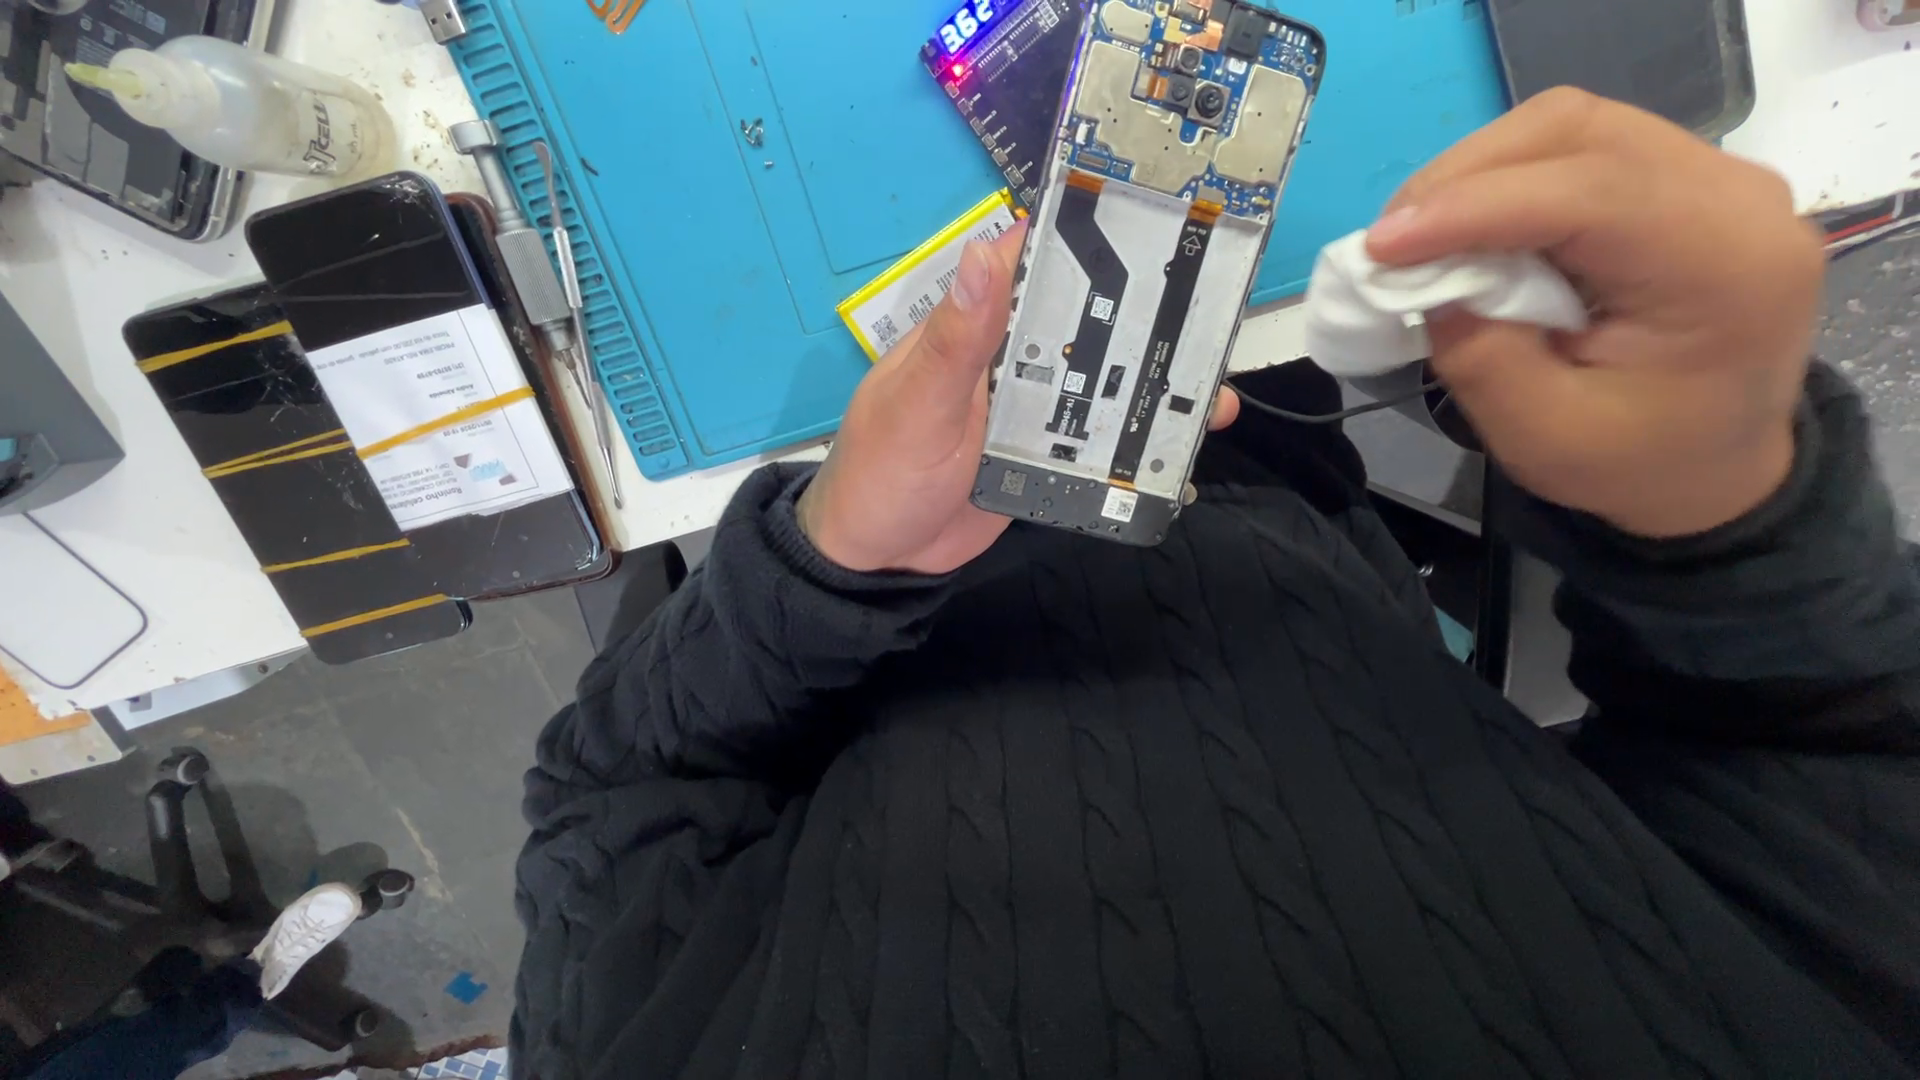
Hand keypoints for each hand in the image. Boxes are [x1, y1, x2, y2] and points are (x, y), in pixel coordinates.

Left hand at [799, 222, 1239, 573]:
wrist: (883, 557)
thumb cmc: (885, 472)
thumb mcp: (919, 404)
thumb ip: (956, 338)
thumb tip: (987, 248)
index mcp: (970, 334)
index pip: (1028, 268)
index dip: (1083, 238)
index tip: (1154, 219)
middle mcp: (1004, 365)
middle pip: (1080, 329)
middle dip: (1142, 321)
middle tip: (1212, 317)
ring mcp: (1025, 414)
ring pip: (1095, 388)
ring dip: (1146, 387)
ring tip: (1215, 394)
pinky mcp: (1039, 459)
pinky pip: (1091, 443)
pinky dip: (1130, 443)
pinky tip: (1175, 449)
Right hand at [1366, 88, 1825, 537]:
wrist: (1707, 466)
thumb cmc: (1629, 462)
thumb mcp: (1540, 435)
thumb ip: (1481, 358)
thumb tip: (1424, 286)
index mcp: (1722, 267)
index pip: (1591, 193)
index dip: (1472, 209)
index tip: (1378, 247)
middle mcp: (1731, 197)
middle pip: (1575, 133)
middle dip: (1461, 179)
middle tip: (1388, 243)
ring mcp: (1705, 179)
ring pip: (1566, 129)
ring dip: (1471, 176)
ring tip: (1414, 237)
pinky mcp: (1669, 184)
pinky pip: (1569, 152)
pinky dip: (1494, 183)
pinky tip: (1458, 231)